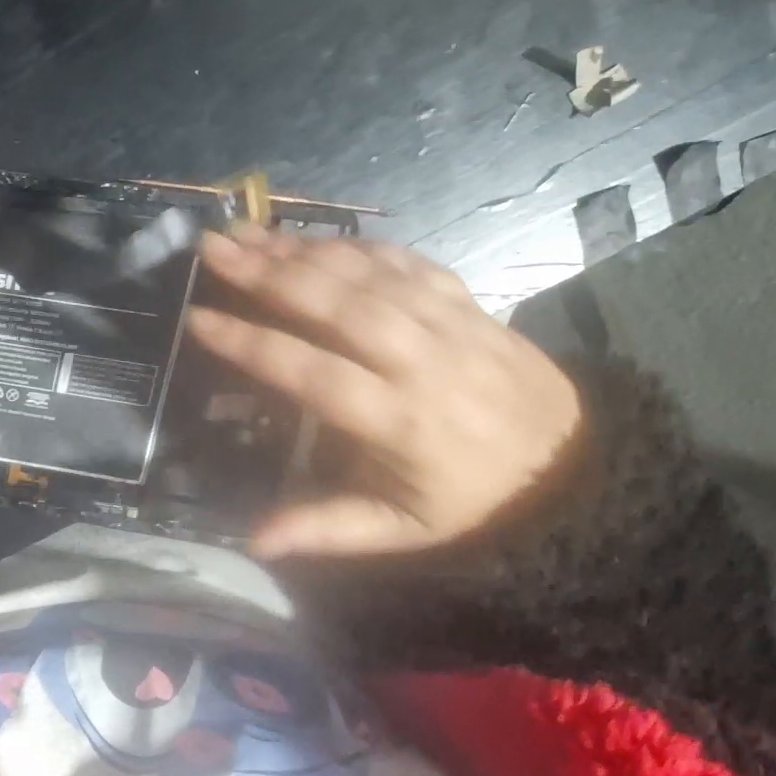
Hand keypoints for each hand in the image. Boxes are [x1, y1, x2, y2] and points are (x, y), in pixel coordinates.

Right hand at [188, 224, 581, 558]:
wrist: (577, 467)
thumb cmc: (471, 502)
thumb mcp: (401, 532)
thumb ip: (326, 530)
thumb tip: (252, 541)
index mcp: (399, 420)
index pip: (312, 372)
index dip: (252, 344)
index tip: (198, 319)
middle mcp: (423, 361)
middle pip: (339, 306)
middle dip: (269, 274)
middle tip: (213, 250)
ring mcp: (451, 325)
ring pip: (370, 276)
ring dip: (302, 250)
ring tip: (245, 233)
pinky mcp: (469, 305)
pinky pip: (408, 264)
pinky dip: (356, 247)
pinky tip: (312, 239)